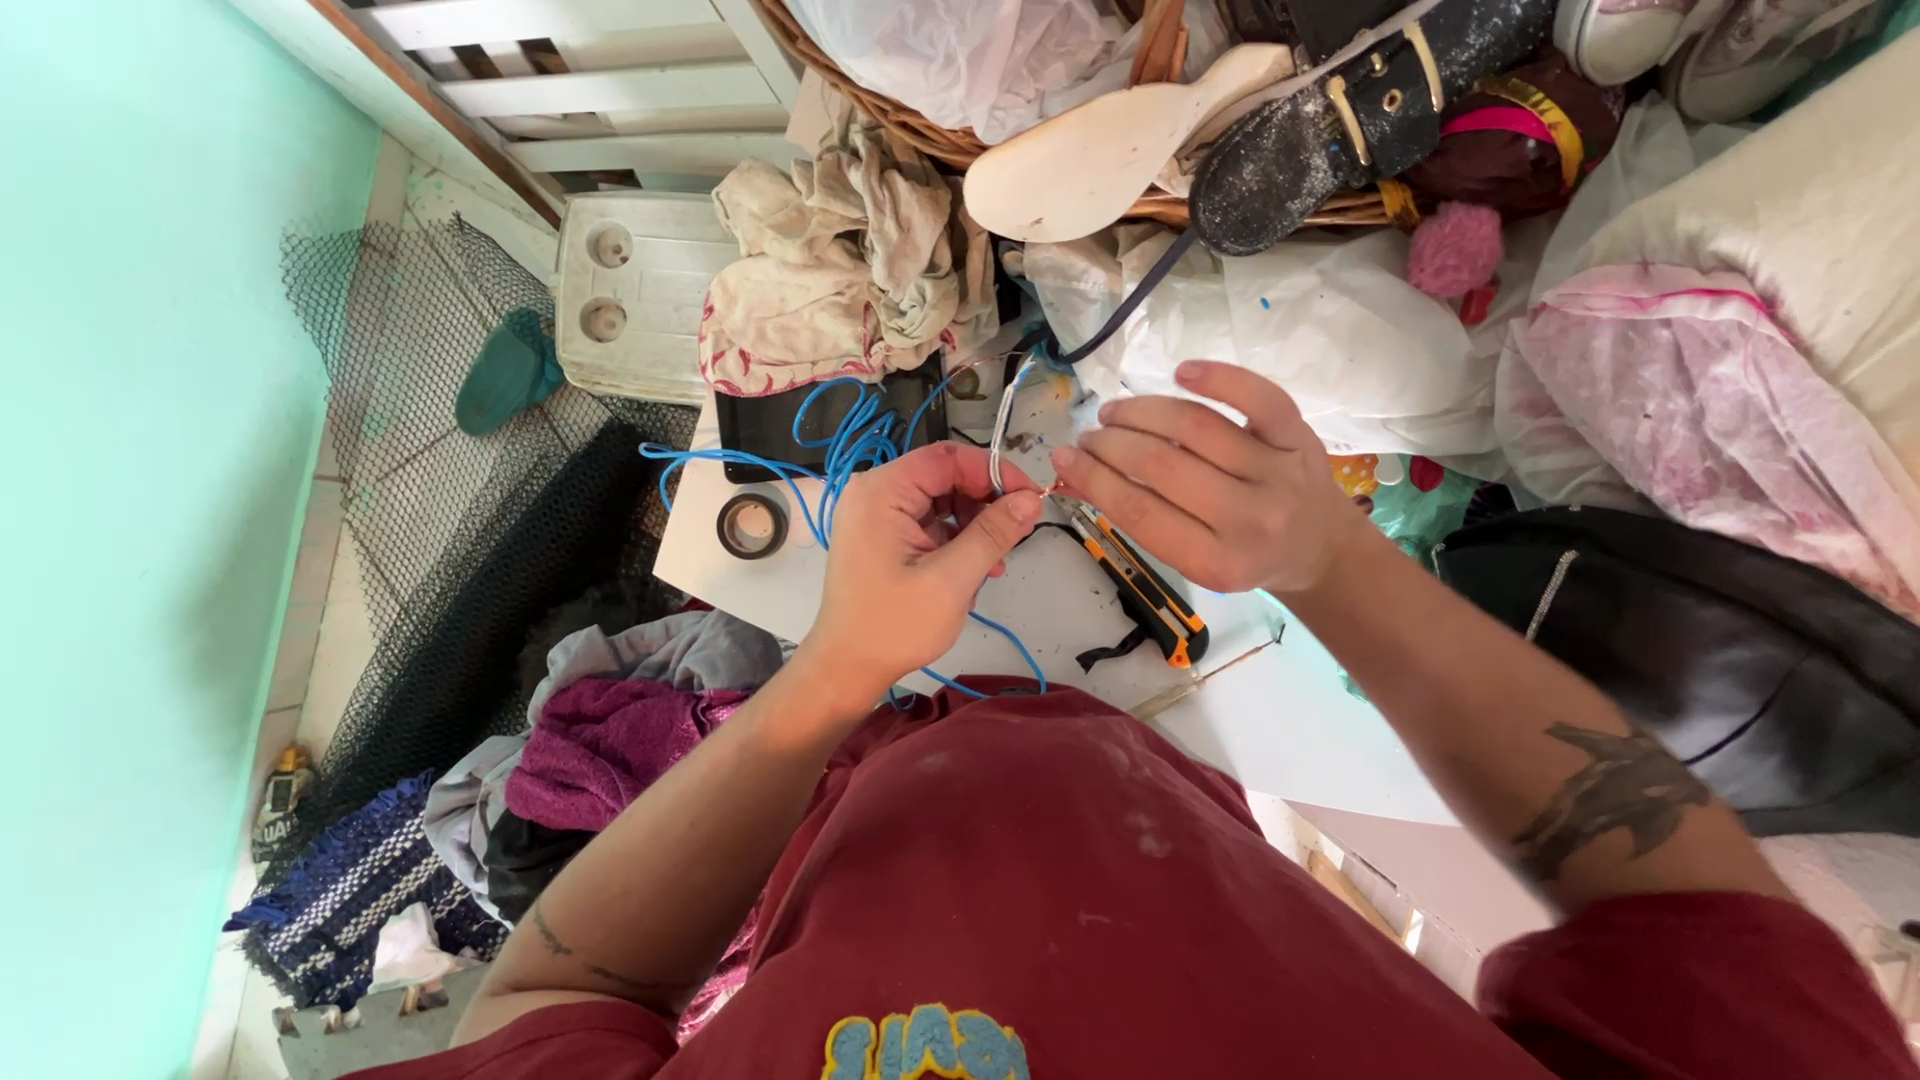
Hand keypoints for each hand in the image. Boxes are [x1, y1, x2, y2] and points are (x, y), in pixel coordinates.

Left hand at [795, 442, 1042, 708]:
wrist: (847, 668)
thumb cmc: (894, 625)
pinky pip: (930, 524)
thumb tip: (1031, 500)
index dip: (993, 471)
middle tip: (1017, 534)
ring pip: (941, 502)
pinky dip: (956, 542)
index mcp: (882, 492)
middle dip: (985, 503)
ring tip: (994, 565)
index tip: (1029, 498)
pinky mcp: (883, 538)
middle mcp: (875, 494)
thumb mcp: (952, 579)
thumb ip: (993, 534)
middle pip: (945, 477)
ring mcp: (877, 517)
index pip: (947, 458)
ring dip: (974, 527)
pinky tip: (974, 573)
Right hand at [1050, 360, 1370, 596]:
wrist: (1316, 547)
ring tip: (1114, 413)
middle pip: (1162, 465)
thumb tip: (1072, 475)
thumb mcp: (1189, 556)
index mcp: (1216, 561)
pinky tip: (1181, 373)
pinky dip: (1218, 378)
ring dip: (1142, 412)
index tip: (1062, 458)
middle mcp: (1250, 518)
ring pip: (1196, 427)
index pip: (1139, 511)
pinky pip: (1258, 398)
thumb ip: (1137, 517)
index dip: (1093, 479)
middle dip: (1111, 444)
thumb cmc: (1240, 554)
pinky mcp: (1297, 437)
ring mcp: (1277, 473)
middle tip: (1089, 436)